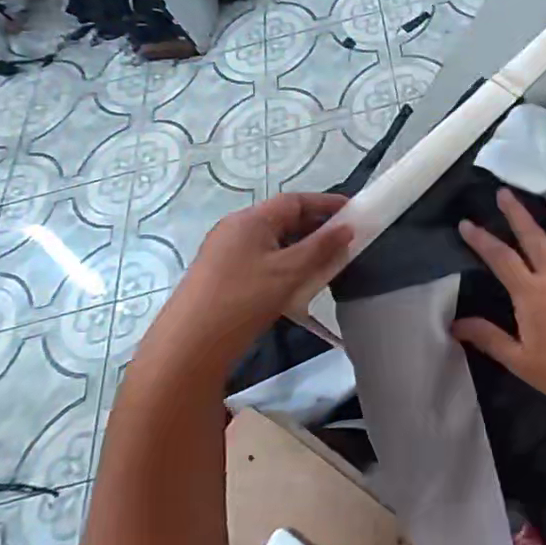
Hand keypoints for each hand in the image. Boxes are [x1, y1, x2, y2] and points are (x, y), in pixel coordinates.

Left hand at [136, 193, 351, 379]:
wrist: (191, 343)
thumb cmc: (243, 299)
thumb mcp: (288, 272)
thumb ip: (320, 248)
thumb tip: (347, 227)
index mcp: (250, 219)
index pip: (294, 200)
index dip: (326, 204)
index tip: (354, 213)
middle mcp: (235, 229)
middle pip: (282, 220)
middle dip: (315, 229)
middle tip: (346, 242)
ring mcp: (225, 253)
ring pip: (272, 243)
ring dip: (301, 250)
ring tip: (328, 266)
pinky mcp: (222, 276)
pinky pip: (261, 261)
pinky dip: (284, 266)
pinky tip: (298, 286)